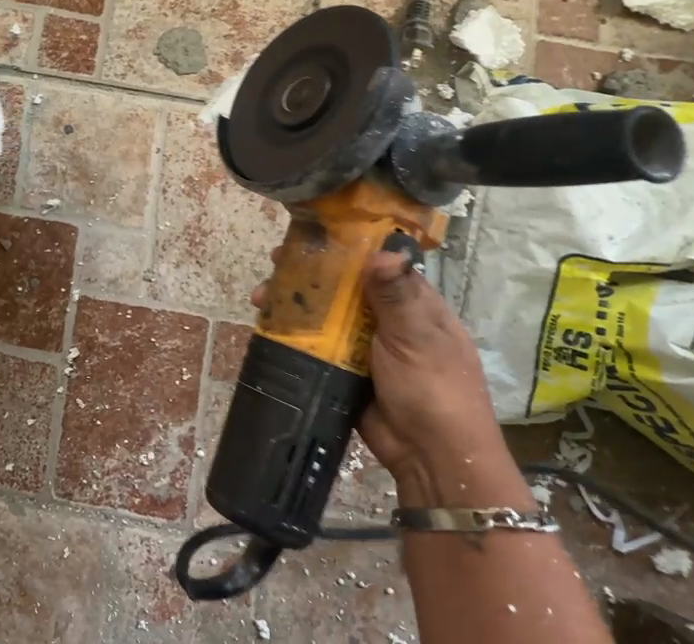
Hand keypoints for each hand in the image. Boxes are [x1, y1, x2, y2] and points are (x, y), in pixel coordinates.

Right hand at [247, 252, 516, 506]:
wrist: (430, 456)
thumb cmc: (434, 390)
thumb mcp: (416, 338)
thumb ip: (397, 295)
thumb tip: (384, 251)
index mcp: (416, 306)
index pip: (378, 264)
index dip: (344, 248)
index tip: (309, 236)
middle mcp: (388, 320)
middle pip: (342, 286)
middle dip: (307, 274)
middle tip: (274, 264)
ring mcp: (364, 345)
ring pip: (323, 313)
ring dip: (291, 302)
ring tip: (259, 298)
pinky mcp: (343, 368)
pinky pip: (313, 342)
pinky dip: (289, 331)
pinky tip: (265, 324)